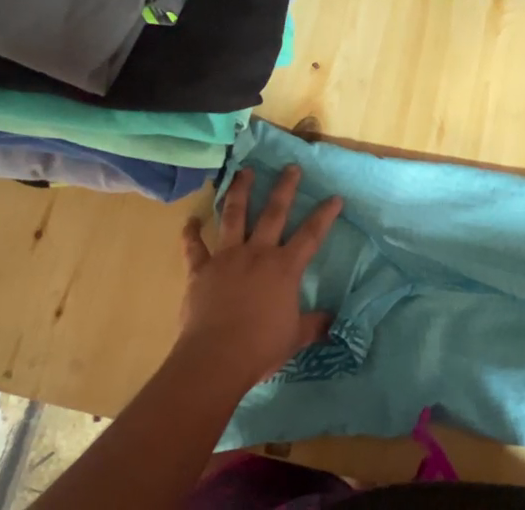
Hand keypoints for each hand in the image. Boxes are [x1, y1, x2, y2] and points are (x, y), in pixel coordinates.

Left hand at [176, 166, 345, 385]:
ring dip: (240, 192)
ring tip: (243, 172)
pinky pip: (194, 247)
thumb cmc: (261, 347)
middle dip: (284, 187)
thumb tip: (332, 321)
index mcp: (284, 268)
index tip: (334, 197)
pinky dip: (191, 233)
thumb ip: (314, 325)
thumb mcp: (295, 338)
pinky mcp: (200, 269)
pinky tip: (190, 220)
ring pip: (234, 216)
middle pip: (273, 212)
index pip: (311, 235)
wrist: (216, 357)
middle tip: (290, 166)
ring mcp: (226, 258)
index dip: (324, 215)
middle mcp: (257, 253)